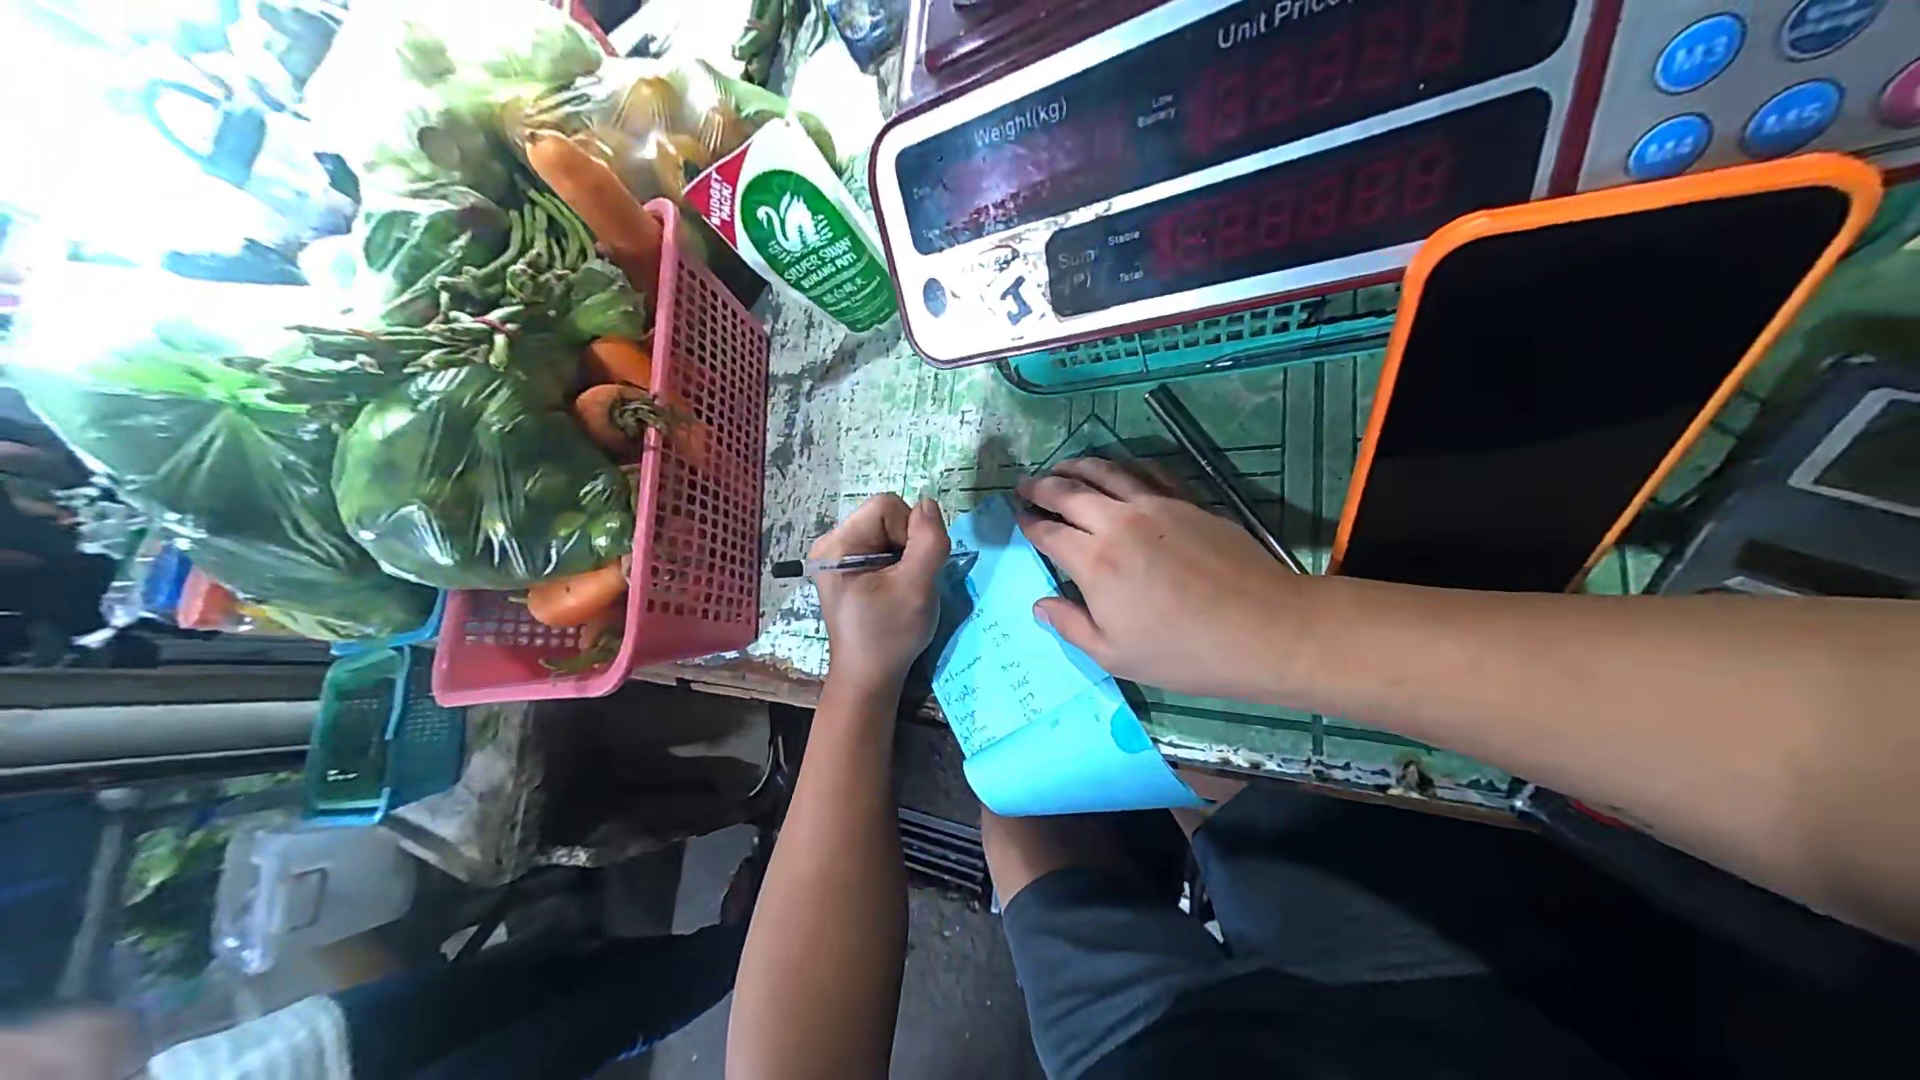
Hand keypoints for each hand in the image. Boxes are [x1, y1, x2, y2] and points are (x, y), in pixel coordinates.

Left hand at [813, 494, 949, 689]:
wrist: (869, 677)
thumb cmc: (890, 635)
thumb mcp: (917, 587)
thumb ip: (928, 541)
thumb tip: (928, 504)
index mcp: (838, 544)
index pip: (886, 505)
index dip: (910, 530)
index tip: (911, 567)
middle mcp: (831, 542)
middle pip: (886, 515)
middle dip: (908, 542)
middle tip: (908, 581)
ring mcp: (837, 555)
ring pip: (888, 530)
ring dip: (905, 554)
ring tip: (901, 587)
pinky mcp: (847, 567)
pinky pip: (882, 545)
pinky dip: (897, 563)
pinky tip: (893, 589)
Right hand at [1016, 458, 1302, 700]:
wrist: (1262, 629)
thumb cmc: (1183, 652)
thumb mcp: (1114, 655)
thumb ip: (1070, 625)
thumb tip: (1040, 605)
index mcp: (1094, 561)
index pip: (1049, 532)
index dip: (1028, 522)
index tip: (1018, 516)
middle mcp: (1118, 522)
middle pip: (1069, 491)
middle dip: (1040, 486)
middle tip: (1025, 484)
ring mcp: (1155, 506)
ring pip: (1106, 472)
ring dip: (1076, 466)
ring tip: (1061, 466)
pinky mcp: (1187, 501)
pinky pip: (1147, 471)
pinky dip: (1122, 465)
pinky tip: (1116, 468)